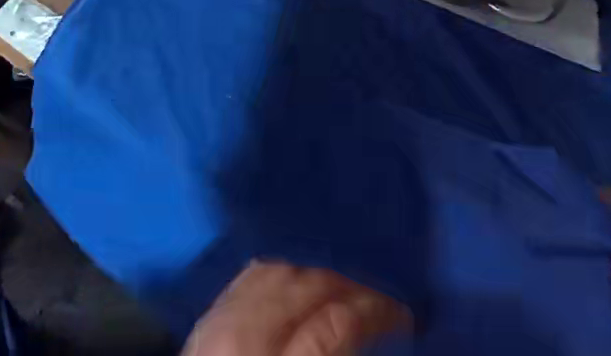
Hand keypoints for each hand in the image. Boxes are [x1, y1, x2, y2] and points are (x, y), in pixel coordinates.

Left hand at [183, 261, 410, 355]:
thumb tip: (367, 341)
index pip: (335, 324)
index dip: (375, 312)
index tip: (404, 315)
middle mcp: (243, 339)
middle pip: (309, 286)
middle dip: (353, 285)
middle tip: (386, 297)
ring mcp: (218, 323)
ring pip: (282, 270)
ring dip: (321, 271)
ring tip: (351, 285)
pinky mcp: (205, 319)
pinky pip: (253, 275)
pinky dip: (285, 269)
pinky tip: (305, 276)